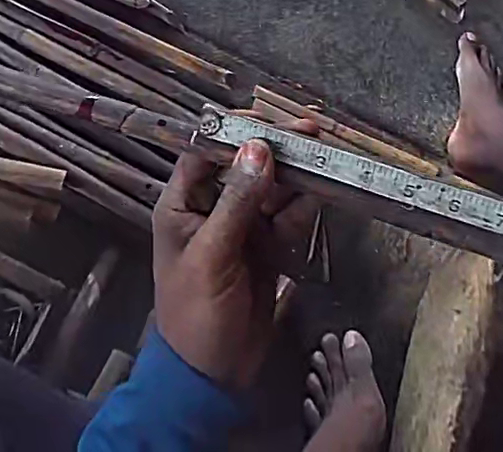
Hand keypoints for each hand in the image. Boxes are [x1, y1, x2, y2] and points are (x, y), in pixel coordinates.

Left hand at [153, 135, 318, 387]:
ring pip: (269, 189)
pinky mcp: (264, 247)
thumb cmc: (196, 313)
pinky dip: (300, 209)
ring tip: (320, 161)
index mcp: (182, 202)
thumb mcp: (212, 254)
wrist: (212, 378)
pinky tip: (315, 197)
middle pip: (243, 165)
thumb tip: (257, 149)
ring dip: (293, 177)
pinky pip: (285, 218)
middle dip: (274, 150)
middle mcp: (211, 207)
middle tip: (308, 133)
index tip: (267, 123)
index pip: (205, 151)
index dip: (234, 132)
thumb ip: (236, 201)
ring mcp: (239, 227)